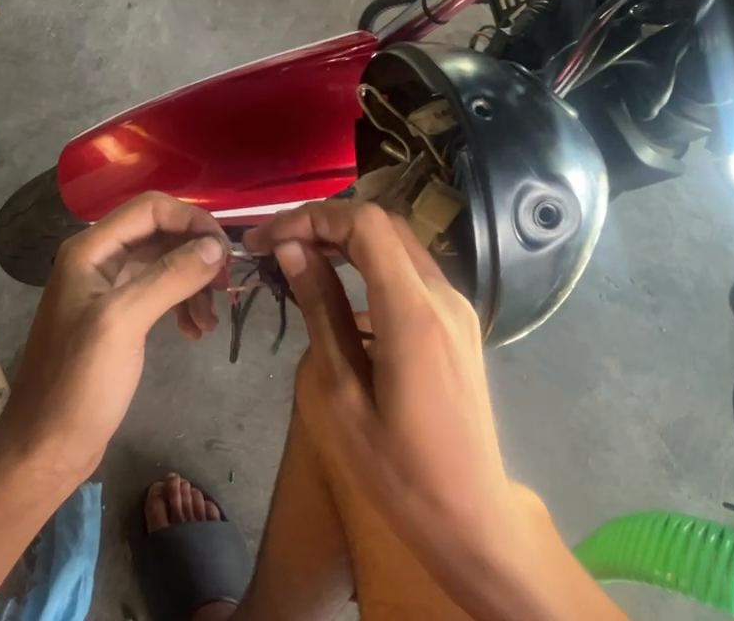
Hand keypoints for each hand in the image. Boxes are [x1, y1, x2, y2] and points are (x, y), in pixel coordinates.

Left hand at [0, 192, 227, 489]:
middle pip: (158, 234)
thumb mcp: (125, 322)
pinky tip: (194, 331)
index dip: (192, 220)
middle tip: (225, 287)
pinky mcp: (116, 318)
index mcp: (89, 249)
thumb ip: (169, 277)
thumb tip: (215, 245)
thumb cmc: (79, 382)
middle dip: (195, 253)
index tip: (226, 251)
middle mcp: (96, 260)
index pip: (150, 208)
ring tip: (210, 321)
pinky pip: (157, 293)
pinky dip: (180, 304)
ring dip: (192, 283)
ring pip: (162, 264)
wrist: (47, 444)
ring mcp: (105, 289)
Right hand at [246, 202, 624, 620]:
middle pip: (382, 223)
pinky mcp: (457, 321)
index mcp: (414, 313)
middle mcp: (443, 296)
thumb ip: (319, 311)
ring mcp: (456, 307)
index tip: (264, 240)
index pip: (365, 225)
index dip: (309, 218)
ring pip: (397, 241)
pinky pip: (408, 268)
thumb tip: (290, 250)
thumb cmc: (396, 468)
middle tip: (272, 246)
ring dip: (344, 238)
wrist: (469, 516)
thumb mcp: (340, 392)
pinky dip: (367, 259)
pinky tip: (335, 283)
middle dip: (322, 222)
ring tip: (295, 258)